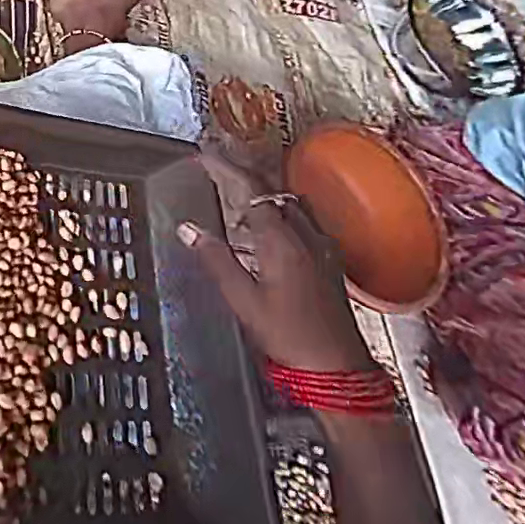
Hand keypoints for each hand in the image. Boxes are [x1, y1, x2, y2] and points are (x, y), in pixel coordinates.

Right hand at [176, 145, 375, 372]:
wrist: (337, 367)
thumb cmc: (288, 335)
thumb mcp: (243, 299)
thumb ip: (216, 260)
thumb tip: (187, 228)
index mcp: (282, 242)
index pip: (252, 191)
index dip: (226, 169)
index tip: (204, 156)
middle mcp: (306, 236)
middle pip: (274, 189)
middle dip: (243, 169)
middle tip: (216, 160)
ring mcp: (321, 245)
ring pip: (289, 201)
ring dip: (260, 187)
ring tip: (233, 184)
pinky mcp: (327, 257)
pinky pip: (299, 217)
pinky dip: (275, 207)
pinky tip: (262, 222)